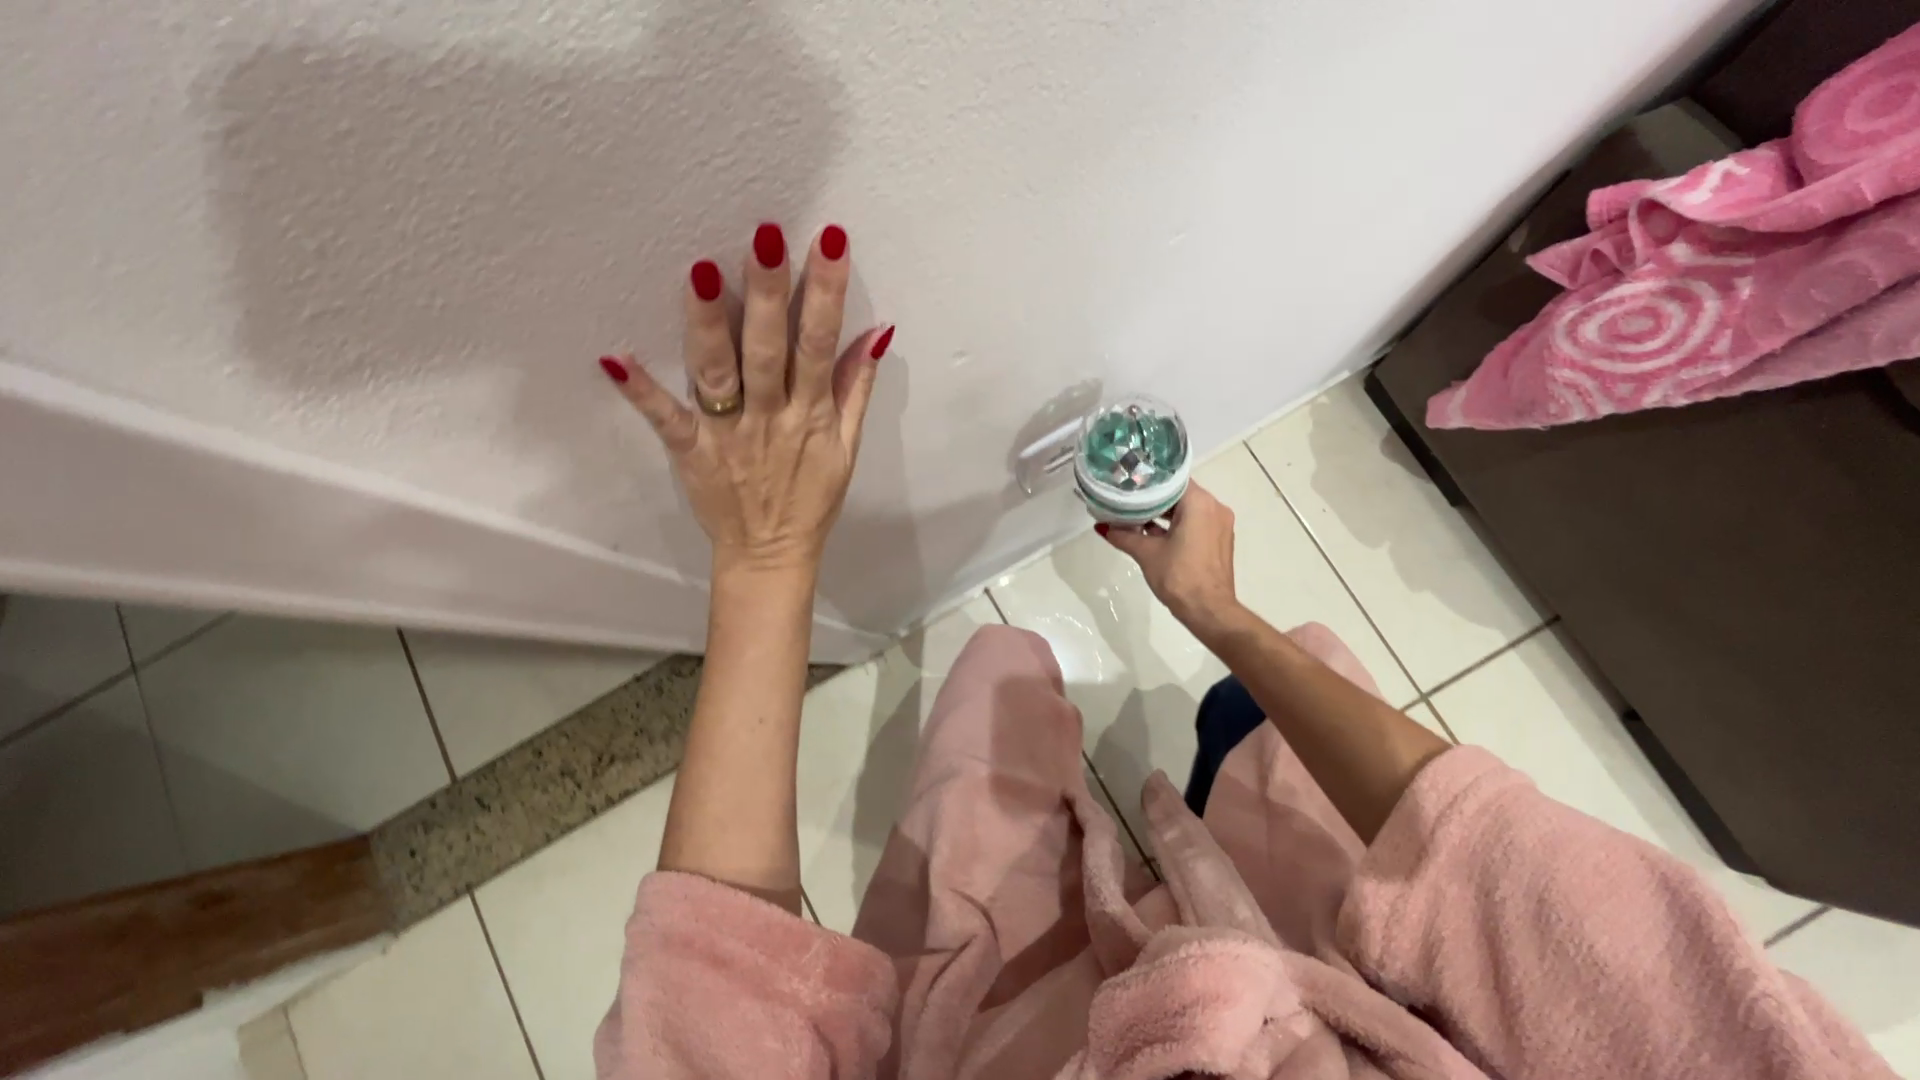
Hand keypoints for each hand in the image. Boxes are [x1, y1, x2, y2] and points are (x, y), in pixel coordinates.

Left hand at [603, 223, 893, 578]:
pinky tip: (615, 360)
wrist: (772, 555)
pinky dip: (642, 393)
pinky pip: (666, 421)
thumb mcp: (848, 448)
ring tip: (701, 273)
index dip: (826, 293)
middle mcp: (771, 416)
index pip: (821, 345)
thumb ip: (858, 389)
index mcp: (811, 413)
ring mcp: (729, 434)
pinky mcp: (692, 453)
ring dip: (709, 325)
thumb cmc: (812, 499)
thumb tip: (877, 333)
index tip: (829, 242)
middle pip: (770, 350)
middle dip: (769, 293)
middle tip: (764, 236)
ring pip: (719, 374)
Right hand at [1097, 481, 1245, 640]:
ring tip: (1134, 515)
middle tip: (1126, 497)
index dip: (1147, 480)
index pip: (1171, 479)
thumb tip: (1101, 526)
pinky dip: (1176, 525)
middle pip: (1179, 493)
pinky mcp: (1218, 540)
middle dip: (1153, 497)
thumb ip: (1123, 535)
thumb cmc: (1179, 576)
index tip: (1127, 483)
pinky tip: (1151, 532)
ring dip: (1163, 513)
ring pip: (1187, 509)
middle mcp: (1214, 507)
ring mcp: (1219, 524)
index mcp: (1199, 503)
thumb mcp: (1146, 553)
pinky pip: (1195, 522)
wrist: (1209, 610)